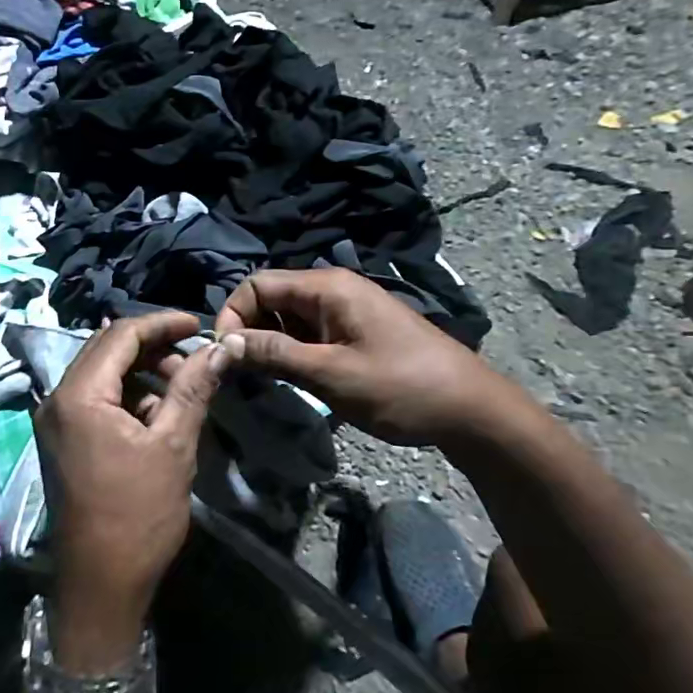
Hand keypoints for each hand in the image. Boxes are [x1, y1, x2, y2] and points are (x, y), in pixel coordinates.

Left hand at [34, 311, 236, 671]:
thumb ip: (193, 389)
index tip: (199, 325)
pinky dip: (129, 397)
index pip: (121, 336)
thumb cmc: (138, 515)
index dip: (162, 324)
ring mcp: (56, 422)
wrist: (100, 585)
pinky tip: (160, 413)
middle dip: (154, 348)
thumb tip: (220, 349)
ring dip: (143, 373)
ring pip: (102, 375)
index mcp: (78, 396)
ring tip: (184, 387)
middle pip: (107, 350)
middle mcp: (57, 400)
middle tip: (195, 357)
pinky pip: (96, 401)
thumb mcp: (173, 446)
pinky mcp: (64, 441)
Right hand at [213, 269, 503, 446]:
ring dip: (268, 344)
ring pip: (288, 319)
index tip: (224, 355)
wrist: (468, 408)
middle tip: (237, 372)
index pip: (257, 284)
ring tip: (260, 379)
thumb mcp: (331, 373)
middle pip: (271, 298)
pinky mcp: (354, 332)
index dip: (232, 315)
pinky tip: (289, 379)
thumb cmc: (400, 387)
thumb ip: (275, 355)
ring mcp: (346, 311)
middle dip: (248, 331)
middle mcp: (333, 290)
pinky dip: (291, 352)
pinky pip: (309, 333)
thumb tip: (224, 343)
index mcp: (327, 287)